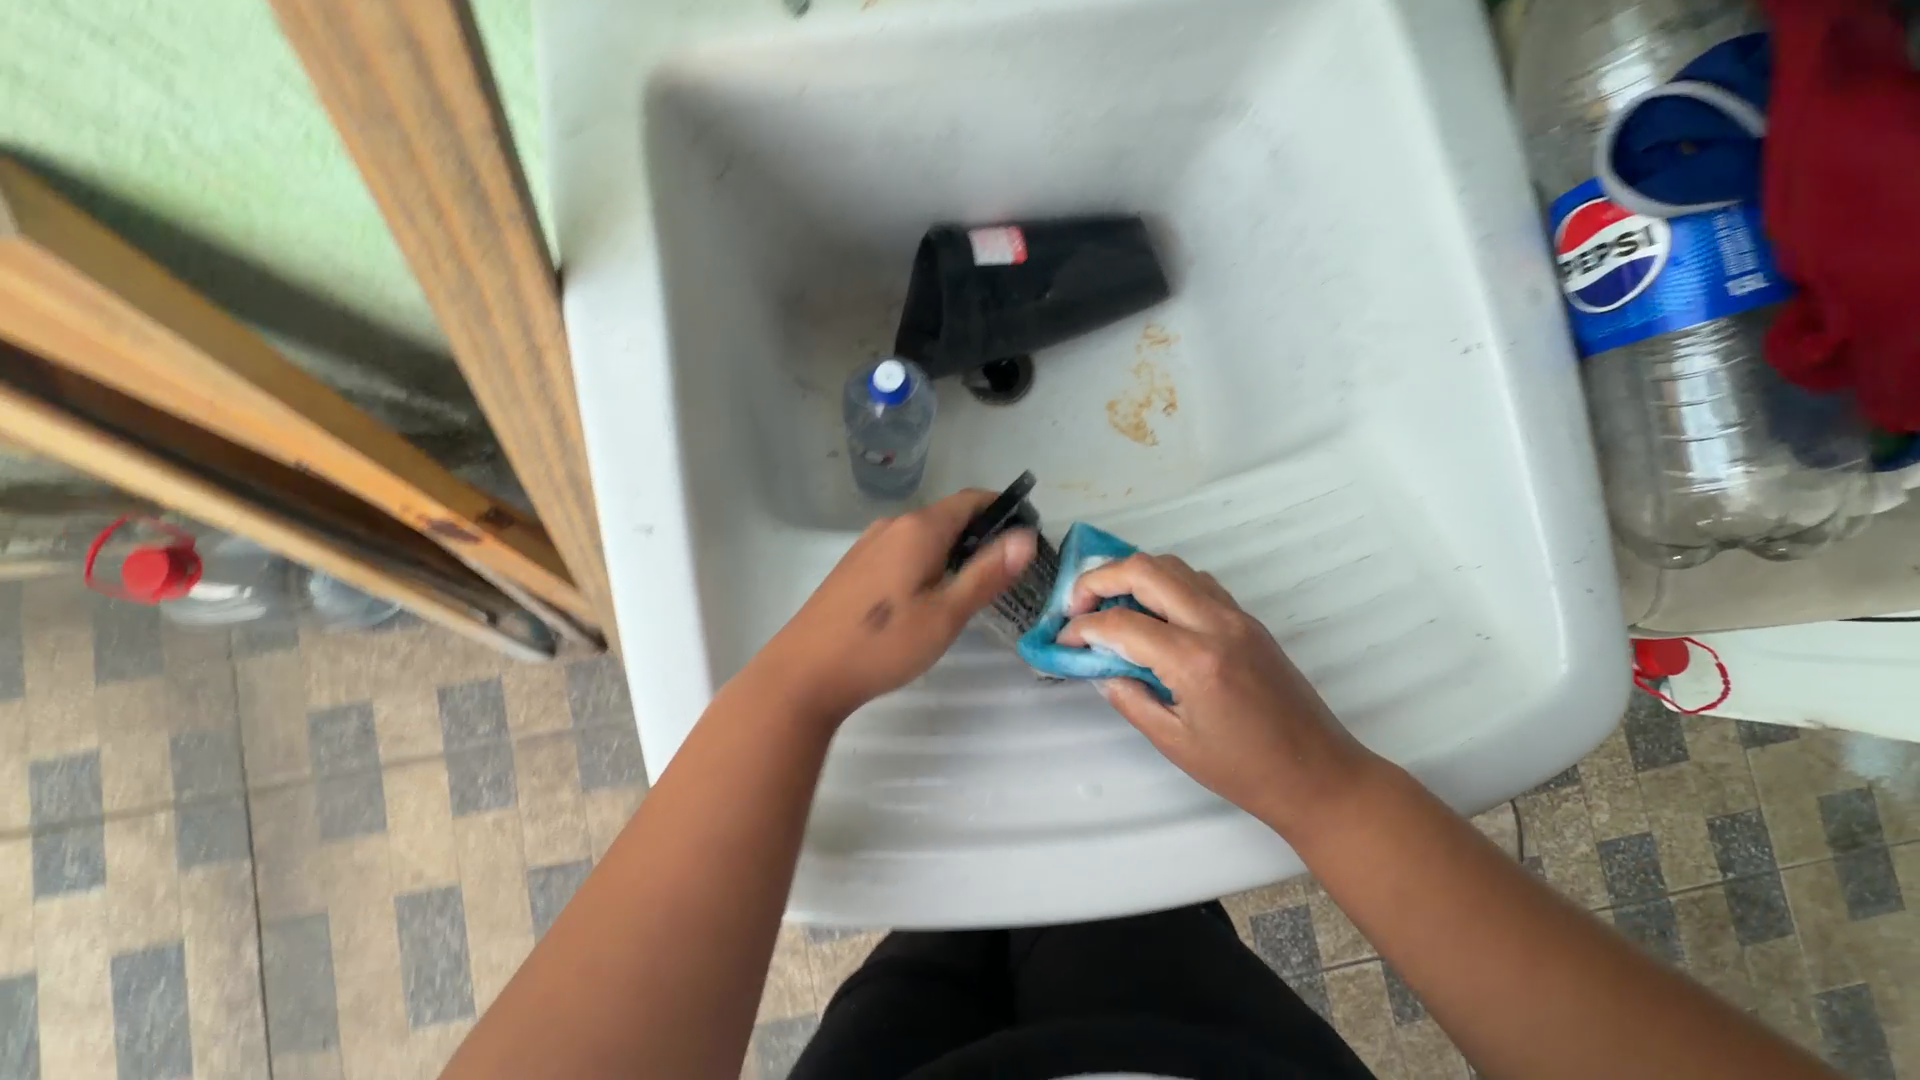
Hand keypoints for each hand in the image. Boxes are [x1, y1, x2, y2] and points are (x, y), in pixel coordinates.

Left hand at [750, 490, 1036, 722]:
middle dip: (980, 538)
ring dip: (951, 556)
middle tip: (1005, 577)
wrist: (804, 674)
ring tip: (970, 595)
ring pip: (923, 540)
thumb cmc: (882, 644)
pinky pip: (901, 555)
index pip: (971, 500)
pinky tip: (926, 604)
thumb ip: (986, 574)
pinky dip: (925, 567)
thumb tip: (1025, 537)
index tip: (1027, 538)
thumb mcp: (946, 614)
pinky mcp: (853, 570)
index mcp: (918, 529)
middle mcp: (891, 527)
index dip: (1003, 512)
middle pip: (947, 519)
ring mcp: (867, 547)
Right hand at [1059, 554, 1380, 835]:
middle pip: (1146, 569)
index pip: (1121, 624)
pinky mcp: (1248, 620)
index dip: (1082, 629)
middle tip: (1076, 606)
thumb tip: (1098, 669)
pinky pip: (1197, 583)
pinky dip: (1164, 584)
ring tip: (1107, 605)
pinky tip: (1150, 613)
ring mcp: (1236, 616)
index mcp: (1195, 661)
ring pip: (1174, 566)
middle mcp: (1216, 624)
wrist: (1319, 773)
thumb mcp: (1173, 741)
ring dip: (1132, 575)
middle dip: (1099, 579)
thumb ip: (1129, 697)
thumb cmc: (1244, 770)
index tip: (1062, 641)